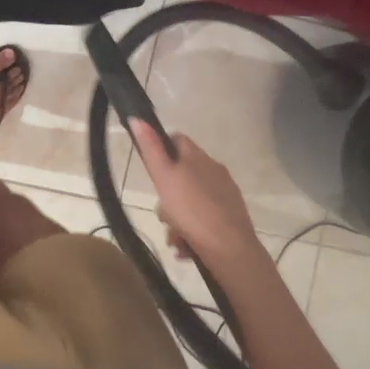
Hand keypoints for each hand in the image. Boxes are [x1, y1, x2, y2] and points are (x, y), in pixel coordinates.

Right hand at [128, 120, 259, 263]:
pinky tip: (186, 249)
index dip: (161, 151)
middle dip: (168, 197)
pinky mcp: (232, 218)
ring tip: (174, 240)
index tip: (151, 173)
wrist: (230, 250)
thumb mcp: (163, 177)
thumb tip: (137, 118)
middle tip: (162, 215)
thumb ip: (150, 148)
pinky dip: (193, 232)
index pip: (177, 140)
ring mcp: (225, 195)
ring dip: (178, 220)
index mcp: (198, 157)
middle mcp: (215, 171)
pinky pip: (205, 220)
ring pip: (192, 201)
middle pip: (182, 175)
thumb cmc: (191, 210)